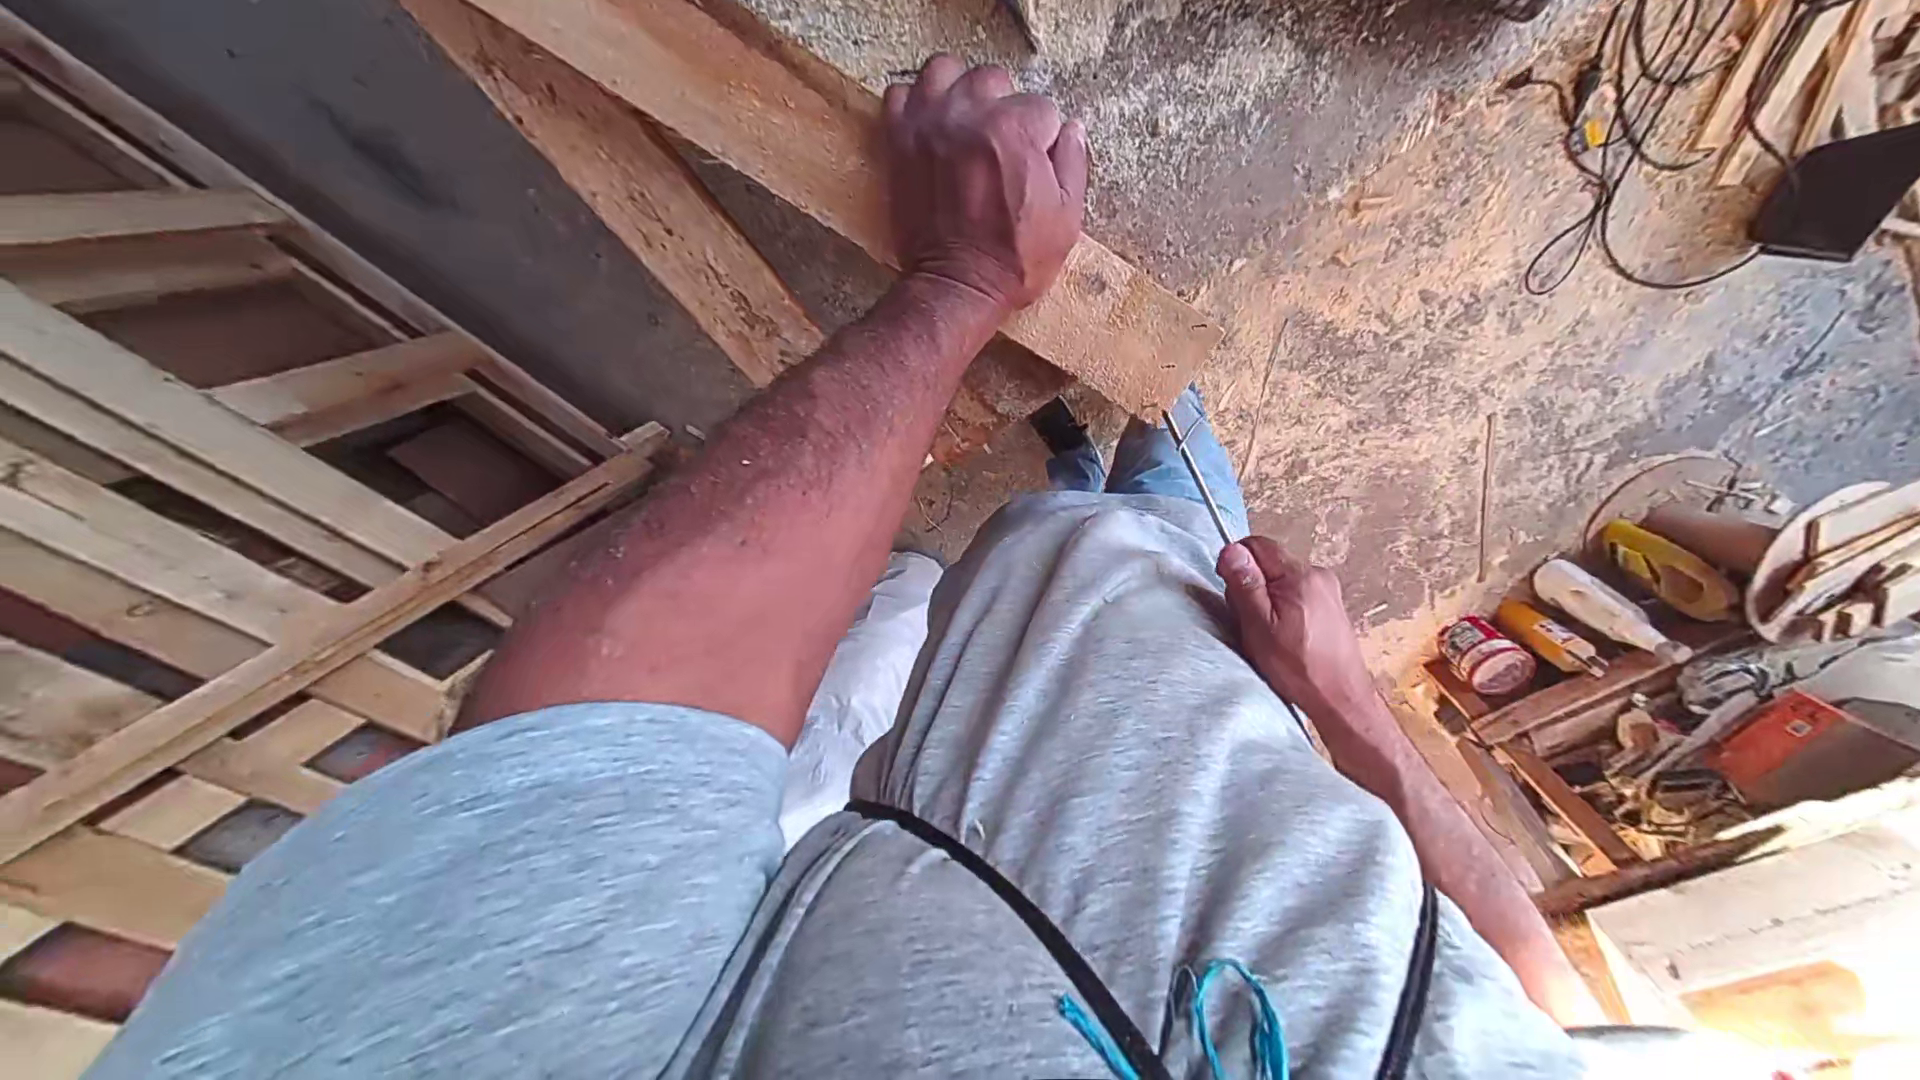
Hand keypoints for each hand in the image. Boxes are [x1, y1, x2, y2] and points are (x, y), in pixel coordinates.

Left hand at [883, 54, 1087, 311]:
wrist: (957, 289)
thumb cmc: (1014, 263)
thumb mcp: (1066, 222)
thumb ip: (1073, 165)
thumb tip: (1072, 129)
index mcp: (1016, 131)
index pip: (1042, 110)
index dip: (1042, 143)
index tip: (1032, 172)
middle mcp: (969, 117)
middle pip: (994, 83)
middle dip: (1003, 113)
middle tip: (1000, 155)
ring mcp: (930, 126)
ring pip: (946, 74)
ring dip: (959, 96)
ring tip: (965, 130)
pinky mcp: (900, 145)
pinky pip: (900, 96)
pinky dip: (915, 107)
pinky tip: (931, 131)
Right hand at [1217, 538, 1377, 718]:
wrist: (1340, 699)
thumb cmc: (1299, 667)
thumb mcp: (1259, 625)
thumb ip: (1244, 585)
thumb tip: (1231, 550)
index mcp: (1300, 576)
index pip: (1256, 545)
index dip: (1236, 563)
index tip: (1233, 592)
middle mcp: (1318, 575)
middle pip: (1267, 562)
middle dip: (1251, 585)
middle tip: (1251, 619)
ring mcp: (1327, 590)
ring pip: (1278, 579)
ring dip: (1265, 600)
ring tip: (1269, 631)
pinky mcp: (1329, 605)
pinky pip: (1293, 593)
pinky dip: (1281, 609)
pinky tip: (1283, 634)